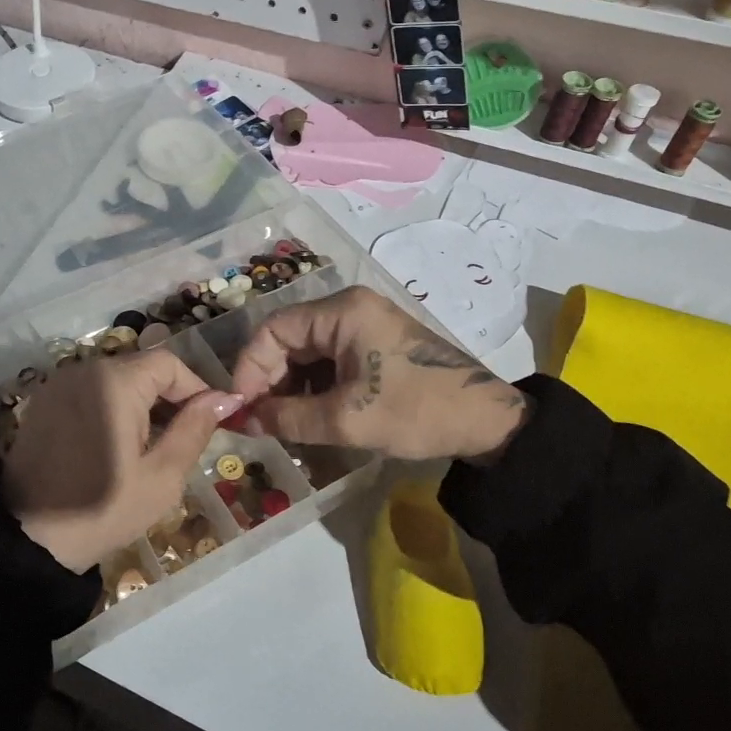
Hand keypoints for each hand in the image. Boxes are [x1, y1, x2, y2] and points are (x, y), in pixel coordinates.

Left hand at [4, 349, 242, 572]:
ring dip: (141, 405)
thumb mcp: (161, 476)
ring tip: (152, 449)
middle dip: (169, 398)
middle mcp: (84, 370)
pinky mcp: (44, 404)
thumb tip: (224, 399)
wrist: (26, 539)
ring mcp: (59, 385)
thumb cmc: (103, 508)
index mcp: (115, 381)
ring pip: (116, 380)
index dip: (196, 388)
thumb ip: (194, 429)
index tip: (212, 421)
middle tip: (184, 440)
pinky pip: (91, 393)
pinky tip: (117, 448)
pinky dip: (112, 410)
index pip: (169, 363)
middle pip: (142, 368)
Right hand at [229, 287, 529, 460]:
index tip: (243, 408)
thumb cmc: (416, 412)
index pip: (273, 329)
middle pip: (289, 337)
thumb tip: (245, 421)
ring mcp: (365, 323)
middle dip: (270, 379)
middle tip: (260, 420)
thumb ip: (287, 418)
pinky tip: (310, 415)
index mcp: (342, 312)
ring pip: (308, 350)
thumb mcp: (346, 420)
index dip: (250, 368)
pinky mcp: (376, 343)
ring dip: (291, 385)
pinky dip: (314, 385)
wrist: (487, 421)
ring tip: (283, 423)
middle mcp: (350, 307)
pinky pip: (330, 358)